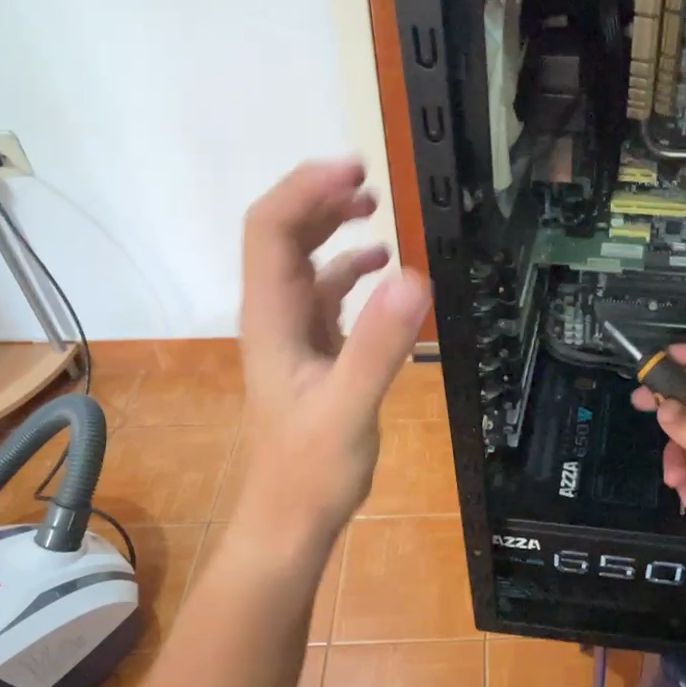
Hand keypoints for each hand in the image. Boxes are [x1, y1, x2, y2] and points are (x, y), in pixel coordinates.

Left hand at [237, 160, 429, 538]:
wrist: (292, 518)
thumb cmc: (312, 469)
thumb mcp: (349, 408)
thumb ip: (379, 345)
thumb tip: (413, 276)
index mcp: (273, 318)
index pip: (272, 229)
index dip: (306, 189)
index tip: (354, 168)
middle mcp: (277, 317)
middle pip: (284, 235)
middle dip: (321, 198)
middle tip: (370, 180)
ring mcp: (294, 336)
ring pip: (306, 263)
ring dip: (334, 228)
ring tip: (377, 209)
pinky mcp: (315, 355)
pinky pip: (329, 297)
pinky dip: (352, 273)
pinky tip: (383, 271)